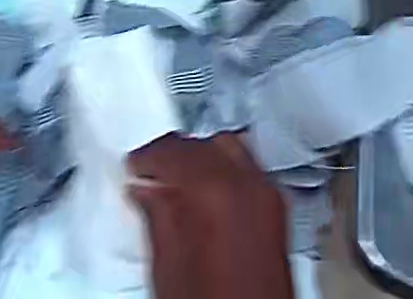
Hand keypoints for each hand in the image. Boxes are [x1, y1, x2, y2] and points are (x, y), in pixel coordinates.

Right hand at [128, 133, 292, 298]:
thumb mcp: (167, 267)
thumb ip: (157, 217)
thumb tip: (146, 191)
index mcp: (211, 191)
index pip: (172, 151)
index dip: (147, 157)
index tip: (135, 167)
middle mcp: (244, 182)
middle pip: (200, 145)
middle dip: (173, 156)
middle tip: (151, 174)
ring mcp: (265, 192)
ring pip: (226, 146)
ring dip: (201, 156)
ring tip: (180, 180)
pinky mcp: (277, 206)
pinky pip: (248, 166)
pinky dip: (226, 168)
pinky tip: (210, 188)